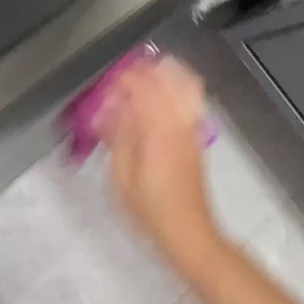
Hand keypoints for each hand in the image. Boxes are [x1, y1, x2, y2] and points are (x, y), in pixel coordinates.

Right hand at [96, 55, 220, 266]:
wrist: (190, 232)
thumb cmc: (151, 208)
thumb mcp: (122, 176)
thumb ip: (117, 137)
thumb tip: (107, 109)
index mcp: (157, 131)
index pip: (142, 87)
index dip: (123, 80)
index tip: (106, 86)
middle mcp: (179, 123)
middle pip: (165, 79)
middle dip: (142, 72)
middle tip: (121, 77)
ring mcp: (192, 129)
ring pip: (184, 85)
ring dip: (162, 75)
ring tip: (141, 78)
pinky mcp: (197, 137)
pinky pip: (192, 100)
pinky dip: (178, 88)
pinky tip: (161, 95)